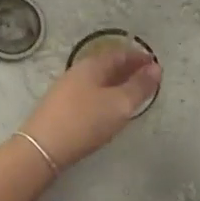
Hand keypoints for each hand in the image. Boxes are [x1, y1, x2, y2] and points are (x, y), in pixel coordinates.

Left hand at [17, 46, 161, 170]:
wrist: (43, 148)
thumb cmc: (85, 122)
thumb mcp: (119, 104)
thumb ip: (139, 87)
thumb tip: (156, 68)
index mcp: (92, 65)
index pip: (120, 53)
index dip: (139, 57)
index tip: (155, 64)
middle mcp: (77, 71)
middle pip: (107, 65)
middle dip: (128, 69)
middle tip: (147, 78)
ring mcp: (66, 88)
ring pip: (97, 79)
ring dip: (116, 82)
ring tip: (132, 94)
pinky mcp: (60, 106)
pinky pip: (89, 92)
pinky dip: (104, 94)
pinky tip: (108, 108)